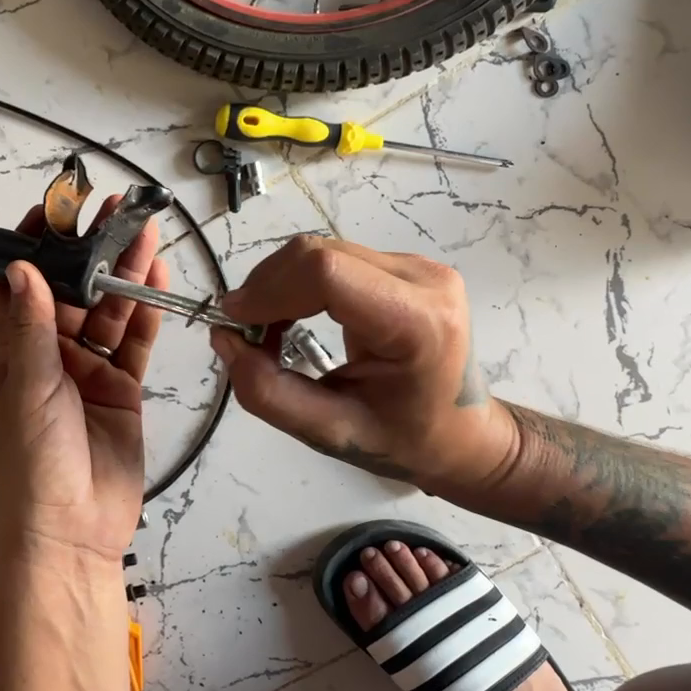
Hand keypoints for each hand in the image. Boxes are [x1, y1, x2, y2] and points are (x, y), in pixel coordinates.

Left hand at [0, 199, 166, 561]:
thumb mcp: (28, 387)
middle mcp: (49, 353)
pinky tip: (157, 275)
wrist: (74, 532)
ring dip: (125, 272)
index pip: (17, 286)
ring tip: (145, 231)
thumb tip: (20, 264)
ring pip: (109, 308)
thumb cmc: (36, 460)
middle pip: (71, 290)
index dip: (33, 247)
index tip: (52, 210)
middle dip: (91, 250)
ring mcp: (88, 369)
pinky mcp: (122, 387)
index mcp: (13, 350)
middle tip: (113, 209)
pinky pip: (135, 340)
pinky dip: (147, 310)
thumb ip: (31, 326)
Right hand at [208, 235, 516, 492]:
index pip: (328, 275)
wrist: (466, 435)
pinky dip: (297, 282)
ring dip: (279, 284)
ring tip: (269, 331)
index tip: (235, 321)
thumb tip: (224, 338)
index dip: (270, 289)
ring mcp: (417, 266)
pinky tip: (292, 316)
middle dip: (268, 287)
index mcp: (418, 324)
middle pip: (318, 254)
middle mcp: (423, 279)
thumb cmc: (405, 440)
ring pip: (319, 250)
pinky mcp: (403, 264)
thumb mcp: (331, 433)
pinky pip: (332, 257)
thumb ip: (269, 392)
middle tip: (248, 334)